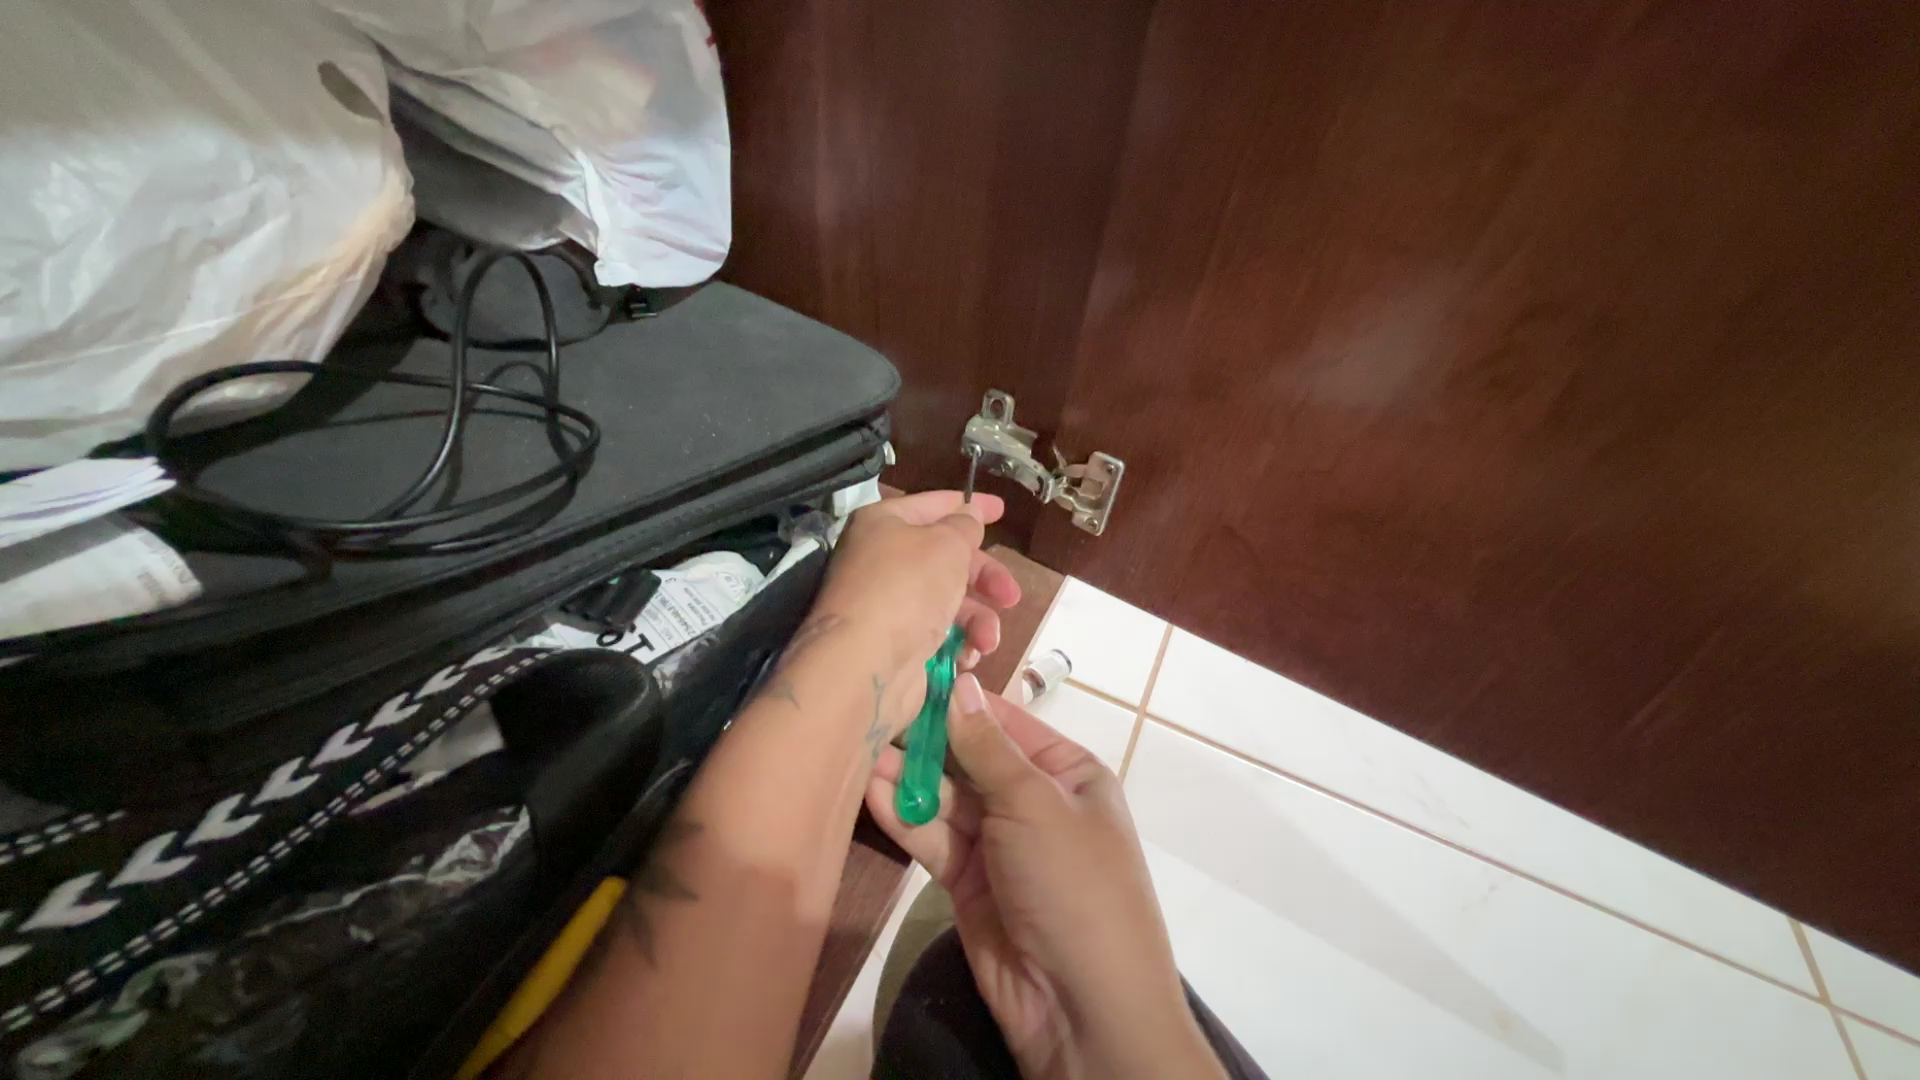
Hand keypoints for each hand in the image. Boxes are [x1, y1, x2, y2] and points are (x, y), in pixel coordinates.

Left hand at [808, 490, 1020, 711]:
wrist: (864, 663)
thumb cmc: (907, 587)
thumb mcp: (947, 545)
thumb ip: (964, 526)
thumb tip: (968, 515)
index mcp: (884, 524)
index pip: (933, 505)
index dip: (970, 505)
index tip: (1002, 508)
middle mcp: (881, 560)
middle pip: (947, 558)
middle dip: (984, 577)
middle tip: (1011, 596)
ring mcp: (887, 604)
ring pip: (948, 600)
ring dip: (978, 619)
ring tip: (987, 640)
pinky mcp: (895, 643)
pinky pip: (938, 634)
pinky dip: (958, 642)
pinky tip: (968, 656)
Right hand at [865, 676, 1226, 1079]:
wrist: (1082, 1008)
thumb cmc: (1073, 883)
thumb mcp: (1035, 803)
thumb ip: (986, 747)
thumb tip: (960, 684)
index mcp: (1067, 773)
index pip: (1005, 723)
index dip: (960, 701)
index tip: (912, 675)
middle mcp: (1033, 801)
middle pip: (970, 759)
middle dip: (926, 740)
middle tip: (872, 712)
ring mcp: (999, 844)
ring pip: (946, 799)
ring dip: (908, 777)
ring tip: (860, 749)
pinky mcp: (967, 882)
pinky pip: (934, 838)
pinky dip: (905, 817)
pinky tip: (872, 792)